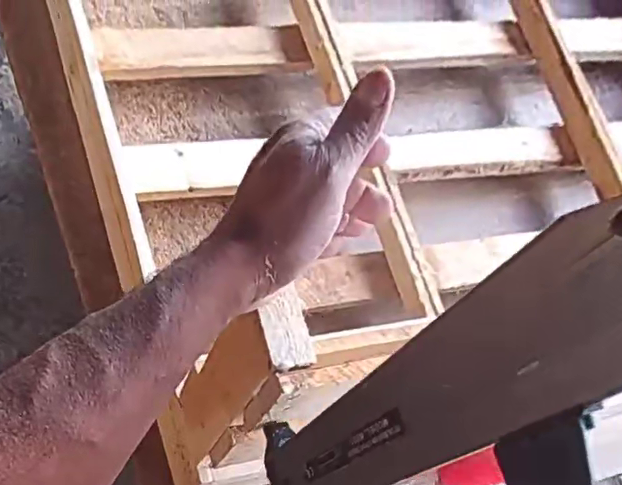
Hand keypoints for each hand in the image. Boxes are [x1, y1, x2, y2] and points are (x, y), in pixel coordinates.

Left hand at [201, 69, 397, 302]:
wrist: (235, 273)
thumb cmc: (285, 220)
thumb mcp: (331, 169)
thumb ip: (357, 128)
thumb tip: (381, 75)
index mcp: (299, 141)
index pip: (341, 126)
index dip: (367, 139)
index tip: (386, 158)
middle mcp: (285, 167)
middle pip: (333, 167)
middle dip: (361, 183)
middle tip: (382, 206)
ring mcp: (276, 204)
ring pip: (321, 200)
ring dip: (348, 211)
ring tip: (369, 227)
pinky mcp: (271, 236)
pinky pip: (306, 228)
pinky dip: (327, 233)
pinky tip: (342, 244)